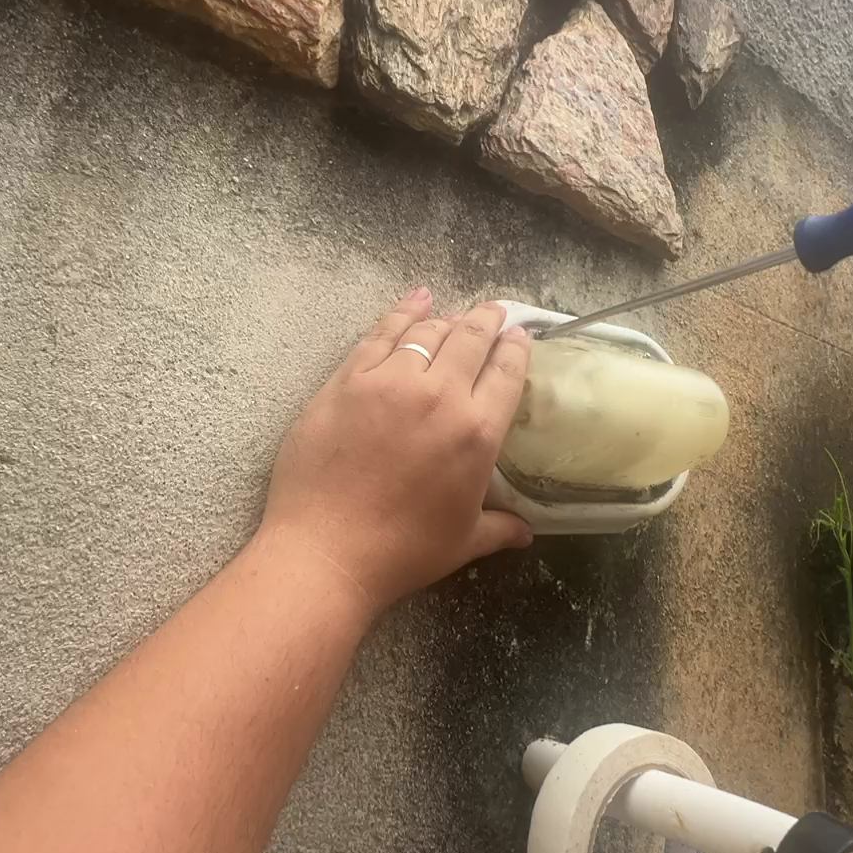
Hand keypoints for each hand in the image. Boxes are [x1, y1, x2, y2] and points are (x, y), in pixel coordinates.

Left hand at [258, 292, 533, 614]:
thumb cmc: (401, 552)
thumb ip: (499, 528)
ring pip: (427, 331)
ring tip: (453, 314)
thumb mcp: (463, 543)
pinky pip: (381, 335)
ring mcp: (390, 382)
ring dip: (446, 319)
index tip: (520, 336)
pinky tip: (414, 300)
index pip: (507, 373)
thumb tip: (527, 532)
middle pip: (471, 339)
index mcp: (477, 433)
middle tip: (493, 311)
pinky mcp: (347, 380)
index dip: (517, 349)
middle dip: (487, 320)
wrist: (326, 550)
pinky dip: (402, 313)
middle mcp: (440, 396)